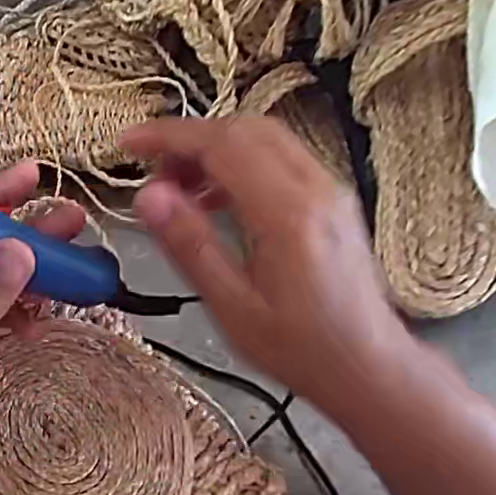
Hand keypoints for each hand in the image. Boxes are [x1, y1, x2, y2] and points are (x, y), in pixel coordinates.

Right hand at [120, 117, 424, 416]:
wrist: (365, 364)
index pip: (222, 145)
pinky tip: (217, 200)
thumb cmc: (300, 348)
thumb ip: (190, 245)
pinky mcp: (332, 202)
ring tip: (179, 189)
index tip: (130, 143)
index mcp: (288, 214)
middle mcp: (316, 189)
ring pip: (265, 139)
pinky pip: (281, 160)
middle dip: (190, 141)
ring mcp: (329, 191)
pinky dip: (241, 164)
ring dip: (215, 150)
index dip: (169, 136)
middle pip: (244, 130)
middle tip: (152, 172)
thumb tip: (149, 198)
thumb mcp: (233, 306)